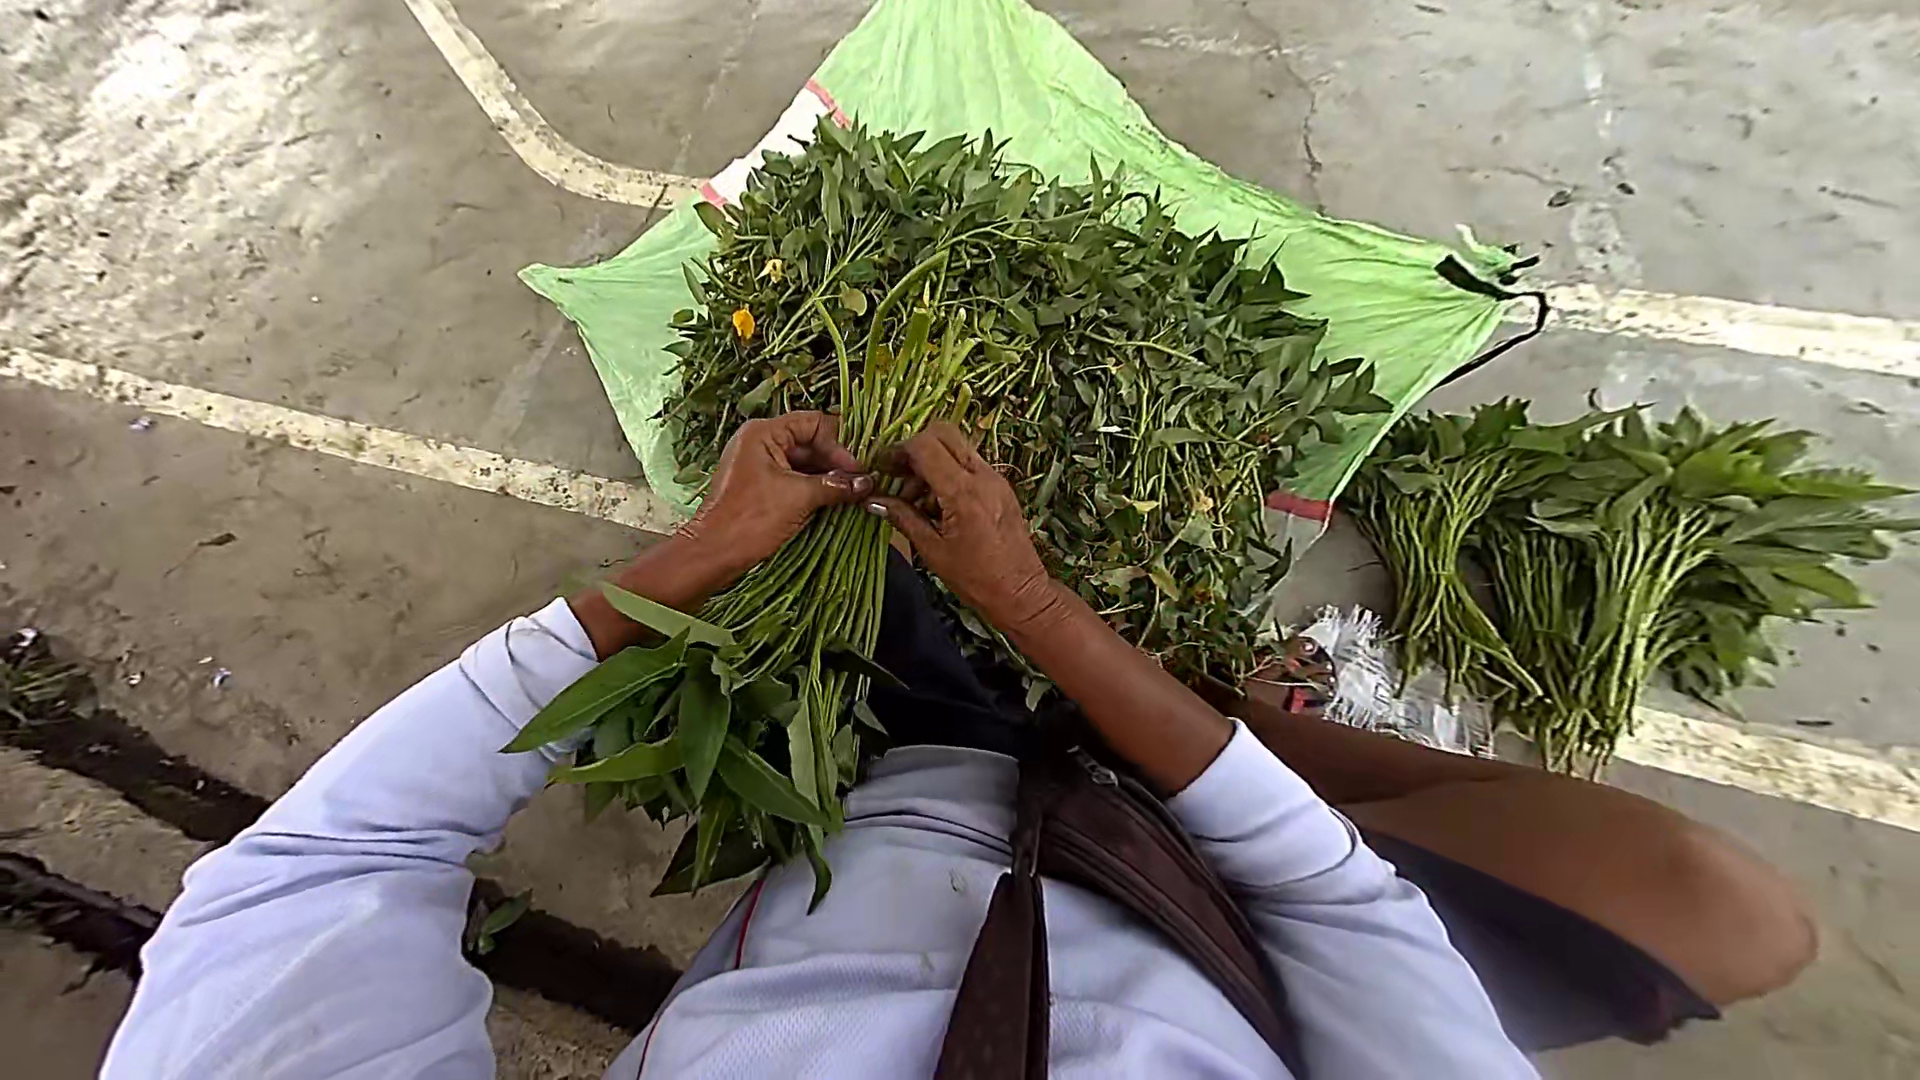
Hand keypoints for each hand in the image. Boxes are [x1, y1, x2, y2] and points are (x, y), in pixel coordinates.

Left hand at [677, 412, 873, 579]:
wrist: (714, 554)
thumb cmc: (751, 518)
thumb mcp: (799, 497)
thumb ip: (836, 485)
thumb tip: (867, 482)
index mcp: (764, 433)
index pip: (814, 423)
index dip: (839, 444)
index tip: (858, 468)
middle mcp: (761, 442)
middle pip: (811, 442)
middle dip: (837, 462)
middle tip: (861, 482)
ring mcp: (760, 464)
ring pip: (805, 463)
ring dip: (829, 477)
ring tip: (853, 493)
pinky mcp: (762, 486)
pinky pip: (796, 479)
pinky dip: (816, 488)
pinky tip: (836, 500)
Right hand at [865, 423, 1062, 634]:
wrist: (1020, 592)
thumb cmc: (976, 579)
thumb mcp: (932, 550)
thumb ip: (903, 518)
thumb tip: (873, 500)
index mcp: (964, 493)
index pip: (925, 446)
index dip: (898, 452)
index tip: (883, 469)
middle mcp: (983, 477)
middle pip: (944, 433)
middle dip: (916, 448)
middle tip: (899, 475)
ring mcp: (996, 479)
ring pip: (957, 447)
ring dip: (932, 461)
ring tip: (915, 497)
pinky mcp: (1001, 487)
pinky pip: (970, 464)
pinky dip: (948, 472)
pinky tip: (936, 502)